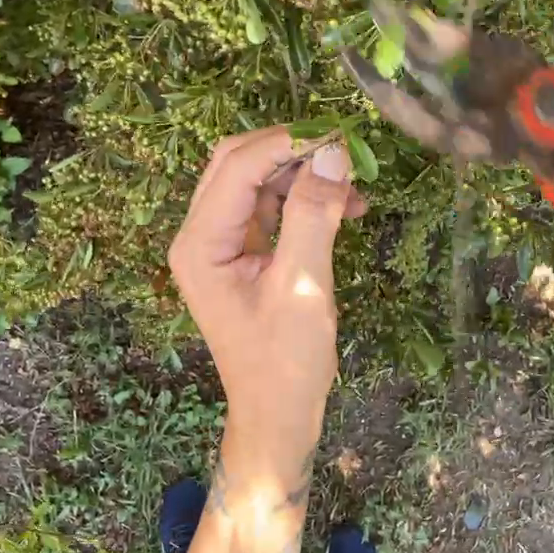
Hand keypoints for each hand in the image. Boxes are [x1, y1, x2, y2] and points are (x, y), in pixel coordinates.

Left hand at [169, 127, 363, 457]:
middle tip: (346, 153)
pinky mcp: (242, 252)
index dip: (289, 143)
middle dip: (293, 151)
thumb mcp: (303, 286)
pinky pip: (269, 207)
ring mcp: (219, 243)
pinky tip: (345, 207)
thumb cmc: (286, 361)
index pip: (238, 167)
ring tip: (353, 187)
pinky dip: (303, 199)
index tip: (342, 138)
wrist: (277, 414)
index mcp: (201, 243)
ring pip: (257, 180)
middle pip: (239, 163)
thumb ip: (314, 216)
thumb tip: (334, 154)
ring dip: (302, 174)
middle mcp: (200, 235)